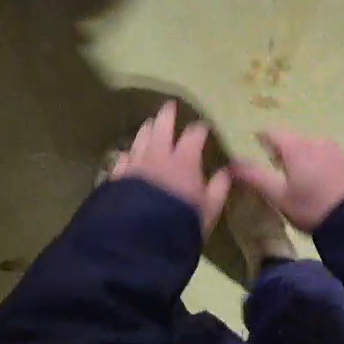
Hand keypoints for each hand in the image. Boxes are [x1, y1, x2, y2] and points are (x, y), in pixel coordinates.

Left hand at [109, 103, 231, 232]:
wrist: (140, 238)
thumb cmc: (181, 223)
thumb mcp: (209, 210)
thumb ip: (218, 188)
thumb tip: (226, 171)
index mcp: (185, 160)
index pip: (194, 135)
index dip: (200, 129)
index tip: (203, 126)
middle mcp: (159, 156)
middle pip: (162, 128)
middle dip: (167, 116)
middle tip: (169, 105)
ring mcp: (135, 164)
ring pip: (140, 139)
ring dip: (146, 129)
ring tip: (149, 123)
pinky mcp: (117, 177)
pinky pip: (123, 159)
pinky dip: (128, 154)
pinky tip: (128, 155)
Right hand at [230, 126, 343, 230]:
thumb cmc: (312, 207)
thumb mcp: (278, 196)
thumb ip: (254, 177)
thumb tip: (231, 164)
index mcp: (295, 146)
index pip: (270, 131)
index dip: (260, 139)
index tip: (254, 152)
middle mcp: (315, 140)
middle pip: (290, 138)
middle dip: (280, 151)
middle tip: (274, 173)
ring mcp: (334, 148)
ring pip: (308, 146)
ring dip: (299, 157)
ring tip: (297, 181)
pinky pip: (323, 154)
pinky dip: (315, 162)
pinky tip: (317, 182)